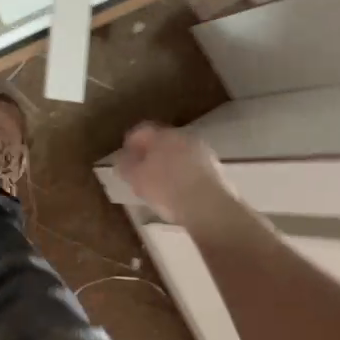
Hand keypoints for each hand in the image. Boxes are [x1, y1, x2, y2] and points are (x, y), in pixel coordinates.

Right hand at [111, 123, 241, 231]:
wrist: (210, 208)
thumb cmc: (166, 189)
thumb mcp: (135, 178)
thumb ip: (125, 165)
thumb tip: (122, 158)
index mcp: (162, 134)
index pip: (141, 131)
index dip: (130, 143)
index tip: (124, 159)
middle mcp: (184, 137)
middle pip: (162, 141)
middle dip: (151, 154)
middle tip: (142, 172)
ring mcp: (203, 152)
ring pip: (180, 154)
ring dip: (170, 164)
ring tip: (162, 185)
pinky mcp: (217, 169)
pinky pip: (194, 168)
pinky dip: (185, 175)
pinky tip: (180, 192)